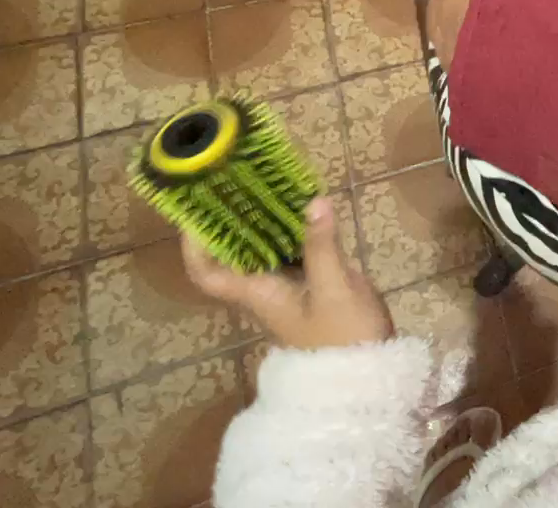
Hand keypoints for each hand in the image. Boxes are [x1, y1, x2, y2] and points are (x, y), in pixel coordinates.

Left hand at [182, 196, 393, 349]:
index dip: (194, 246)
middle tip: (238, 184)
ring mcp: (289, 290)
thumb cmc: (341, 335)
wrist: (364, 374)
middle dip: (232, 222)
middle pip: (235, 256)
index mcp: (259, 294)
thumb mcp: (333, 287)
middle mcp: (266, 290)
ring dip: (265, 222)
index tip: (193, 214)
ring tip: (272, 187)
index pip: (209, 273)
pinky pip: (293, 253)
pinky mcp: (312, 287)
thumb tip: (314, 201)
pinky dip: (295, 230)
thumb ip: (322, 245)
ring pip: (265, 252)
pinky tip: (309, 211)